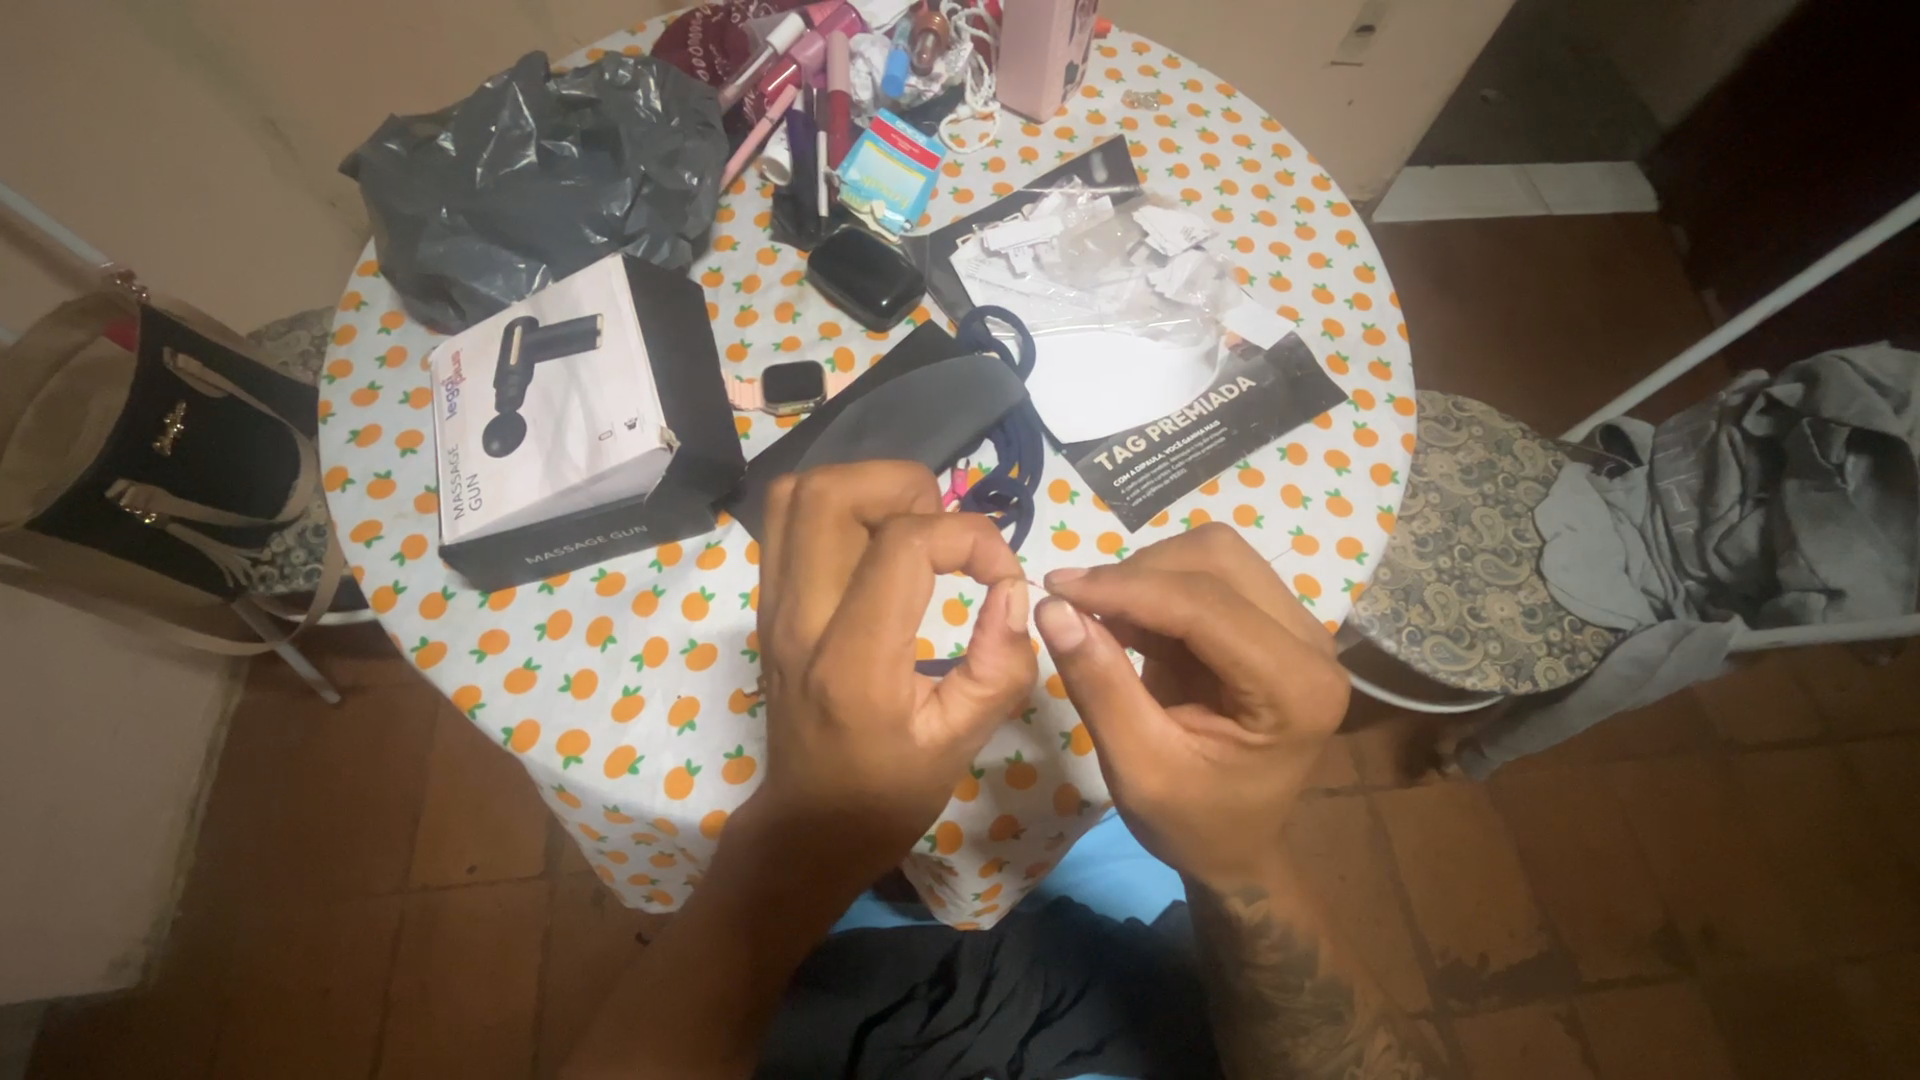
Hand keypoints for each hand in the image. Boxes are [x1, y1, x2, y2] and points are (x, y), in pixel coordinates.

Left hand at [746, 462, 1037, 896]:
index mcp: (854, 661)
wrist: (807, 823)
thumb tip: (1012, 590)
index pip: (905, 543)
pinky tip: (876, 543)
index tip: (1001, 575)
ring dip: (868, 489)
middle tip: (945, 533)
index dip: (970, 538)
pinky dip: (839, 506)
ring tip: (912, 529)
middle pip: (833, 494)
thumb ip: (999, 664)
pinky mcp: (768, 602)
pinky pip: (789, 517)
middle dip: (907, 488)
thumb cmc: (887, 792)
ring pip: (801, 492)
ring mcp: (774, 605)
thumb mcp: (963, 742)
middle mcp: (801, 618)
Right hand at [1034, 523, 1347, 886]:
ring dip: (1145, 576)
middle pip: (1216, 559)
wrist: (1234, 847)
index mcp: (1295, 690)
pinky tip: (1123, 625)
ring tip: (1102, 621)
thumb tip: (1052, 607)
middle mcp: (1310, 644)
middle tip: (1079, 610)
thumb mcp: (1137, 768)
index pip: (1205, 606)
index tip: (1054, 588)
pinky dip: (1153, 588)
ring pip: (1212, 554)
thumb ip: (1100, 685)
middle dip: (1137, 575)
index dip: (1125, 589)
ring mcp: (1294, 627)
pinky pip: (1205, 574)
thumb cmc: (1192, 821)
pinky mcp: (1267, 622)